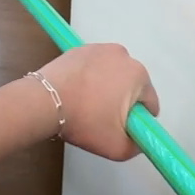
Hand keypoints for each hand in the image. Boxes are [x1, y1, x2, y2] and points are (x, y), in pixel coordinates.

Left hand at [35, 44, 158, 160]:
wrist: (45, 101)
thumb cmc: (85, 120)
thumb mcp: (119, 147)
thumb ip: (139, 145)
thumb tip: (138, 137)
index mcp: (138, 74)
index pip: (149, 103)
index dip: (139, 120)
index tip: (122, 128)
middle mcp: (122, 54)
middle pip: (131, 86)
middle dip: (122, 101)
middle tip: (103, 118)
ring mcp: (98, 47)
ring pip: (112, 75)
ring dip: (106, 88)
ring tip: (87, 105)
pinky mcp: (79, 48)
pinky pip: (94, 67)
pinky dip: (90, 78)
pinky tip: (77, 92)